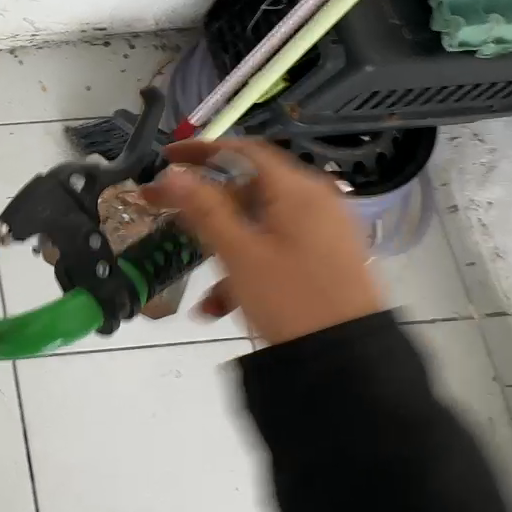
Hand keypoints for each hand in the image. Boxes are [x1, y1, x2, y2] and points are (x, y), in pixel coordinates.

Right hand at [144, 138, 381, 344]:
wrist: (349, 362)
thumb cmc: (291, 299)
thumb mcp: (238, 253)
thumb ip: (203, 209)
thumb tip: (172, 173)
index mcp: (297, 190)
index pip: (243, 151)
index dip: (200, 150)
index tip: (164, 157)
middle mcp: (313, 202)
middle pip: (247, 186)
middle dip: (202, 201)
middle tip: (162, 207)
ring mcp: (321, 232)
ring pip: (255, 222)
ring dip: (219, 241)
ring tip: (193, 270)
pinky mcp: (322, 260)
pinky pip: (272, 248)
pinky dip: (243, 264)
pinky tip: (220, 303)